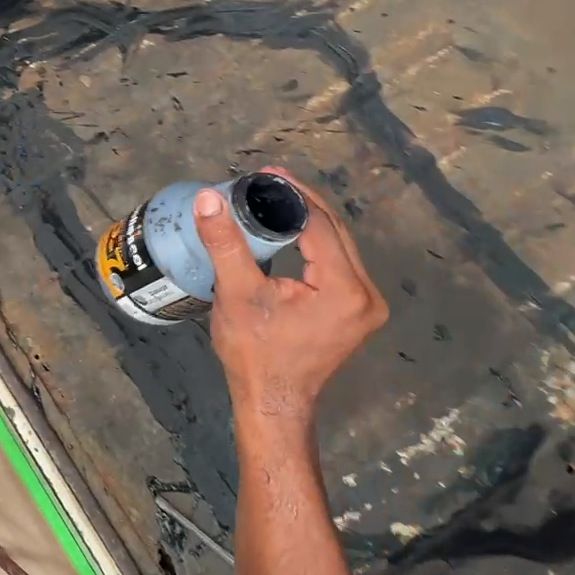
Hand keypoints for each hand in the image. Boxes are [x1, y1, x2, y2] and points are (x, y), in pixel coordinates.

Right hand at [201, 168, 386, 424]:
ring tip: (274, 198)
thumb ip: (226, 243)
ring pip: (339, 245)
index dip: (292, 197)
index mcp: (344, 289)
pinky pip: (337, 261)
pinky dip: (313, 240)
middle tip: (268, 179)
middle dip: (302, 202)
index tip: (264, 174)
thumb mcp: (236, 293)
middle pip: (335, 231)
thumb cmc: (254, 351)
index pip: (320, 226)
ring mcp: (365, 305)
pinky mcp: (354, 311)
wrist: (272, 400)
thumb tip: (208, 198)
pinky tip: (288, 230)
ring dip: (308, 219)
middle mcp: (366, 294)